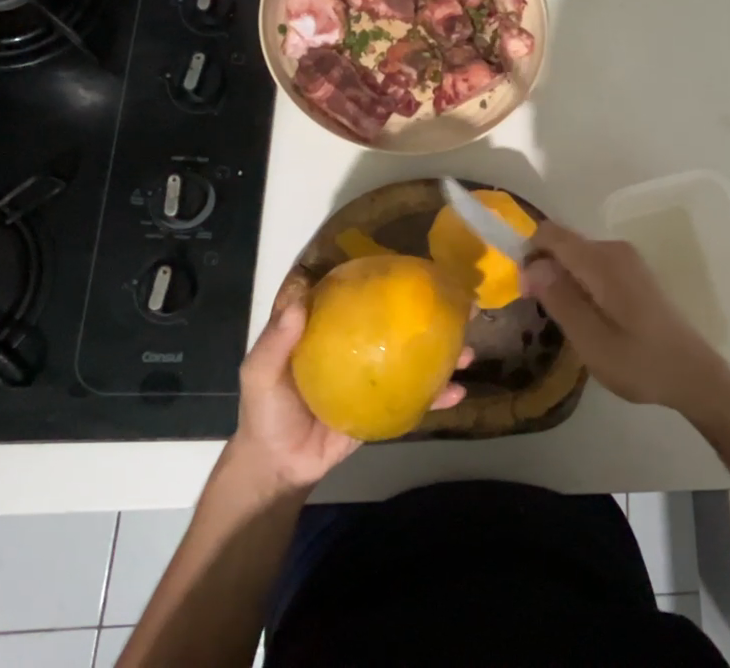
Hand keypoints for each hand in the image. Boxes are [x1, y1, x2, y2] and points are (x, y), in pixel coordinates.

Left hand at [232, 271, 470, 489]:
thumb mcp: (259, 374)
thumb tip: (300, 301)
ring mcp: (376, 375)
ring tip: (469, 347)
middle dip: (430, 312)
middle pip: (397, 323)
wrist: (279, 466)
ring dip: (445, 352)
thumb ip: (276, 342)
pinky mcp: (387, 407)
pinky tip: (458, 391)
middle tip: (459, 302)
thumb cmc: (266, 412)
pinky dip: (439, 396)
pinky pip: (417, 399)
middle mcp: (359, 345)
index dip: (380, 276)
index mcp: (330, 329)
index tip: (409, 263)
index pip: (358, 294)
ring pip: (416, 357)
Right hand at [525, 222, 729, 413]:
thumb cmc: (640, 363)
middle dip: (542, 270)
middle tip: (537, 313)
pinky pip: (592, 267)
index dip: (527, 252)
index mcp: (603, 261)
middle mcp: (614, 250)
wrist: (693, 375)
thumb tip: (530, 265)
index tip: (518, 286)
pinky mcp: (633, 273)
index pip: (550, 234)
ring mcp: (627, 260)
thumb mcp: (591, 340)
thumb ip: (560, 299)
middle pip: (563, 245)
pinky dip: (579, 285)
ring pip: (576, 257)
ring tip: (560, 320)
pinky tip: (584, 318)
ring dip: (560, 280)